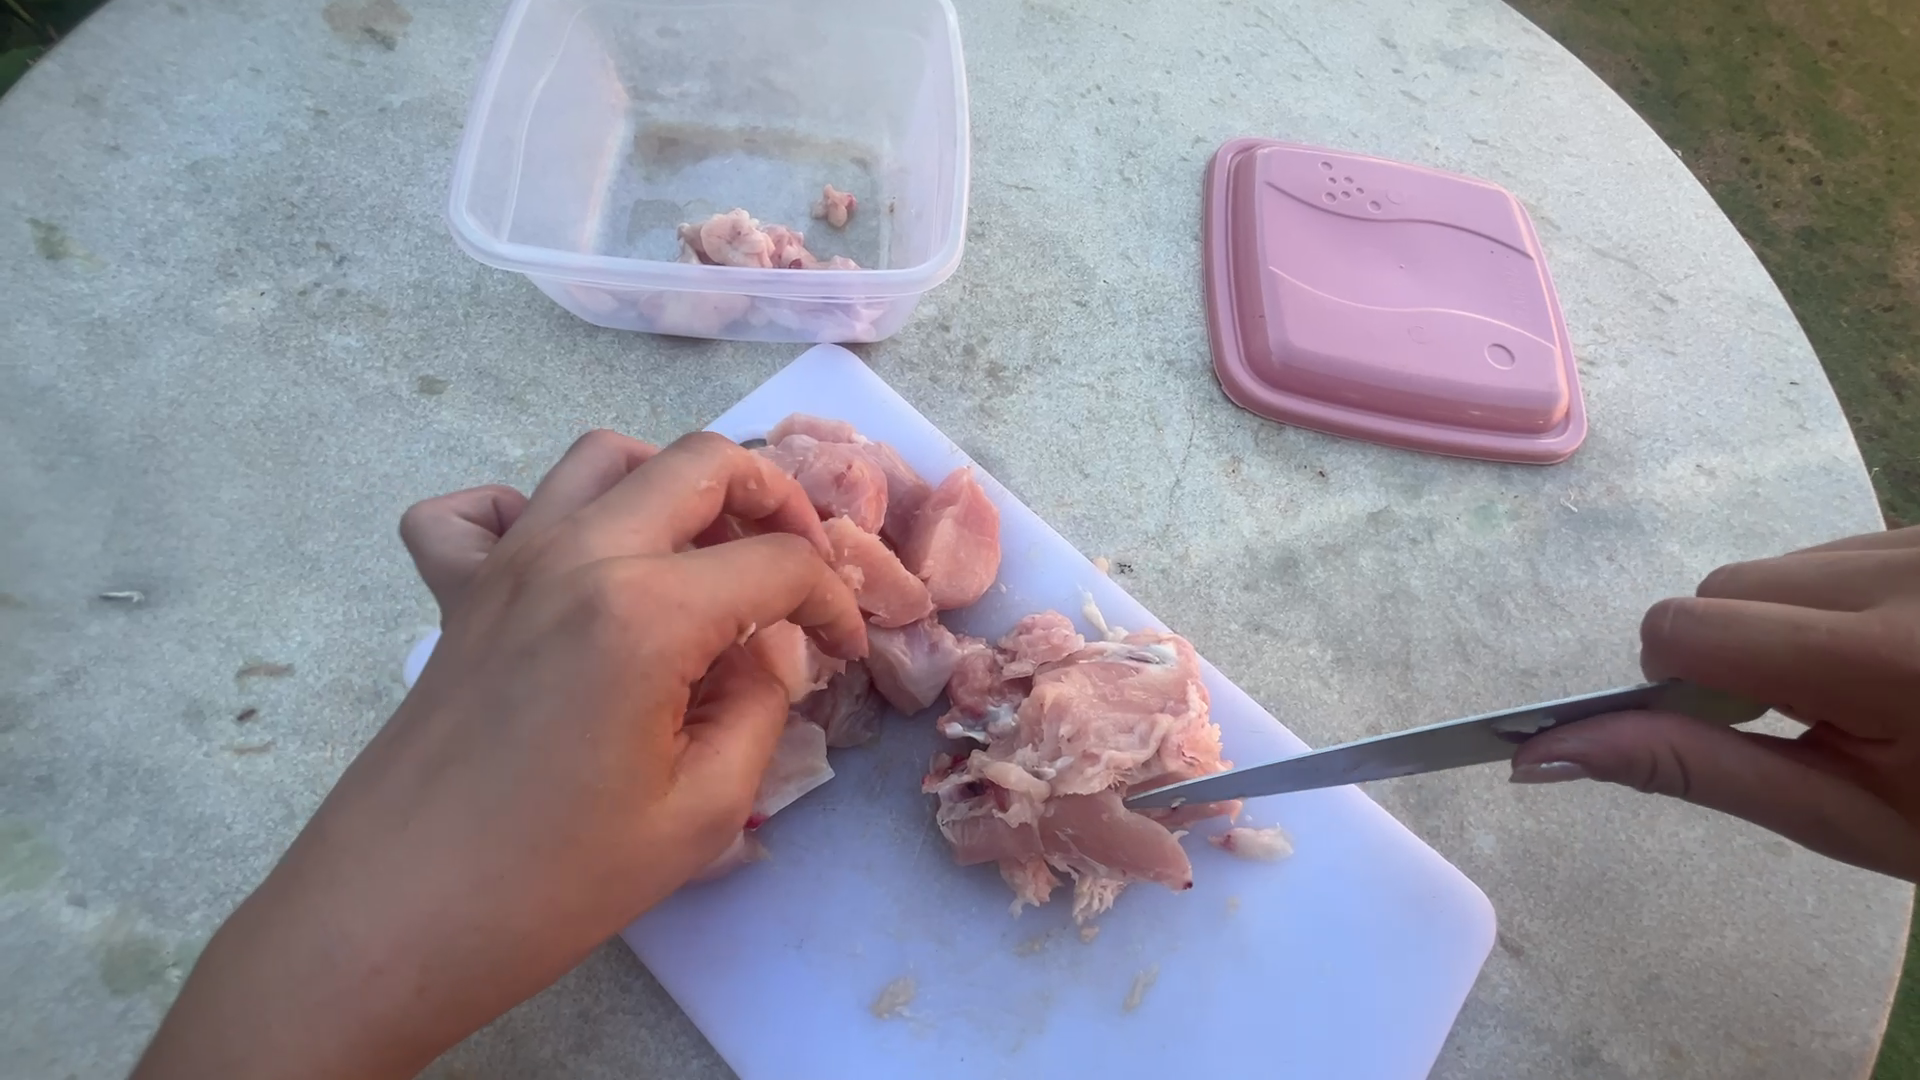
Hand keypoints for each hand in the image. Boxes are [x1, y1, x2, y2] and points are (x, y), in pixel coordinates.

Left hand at [133, 430, 867, 1079]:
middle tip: (799, 565)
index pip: (781, 564)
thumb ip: (765, 701)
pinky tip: (573, 561)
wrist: (387, 930)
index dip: (834, 601)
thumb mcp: (708, 808)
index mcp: (648, 611)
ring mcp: (507, 560)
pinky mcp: (457, 588)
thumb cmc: (559, 880)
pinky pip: (488, 506)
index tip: (845, 647)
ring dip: (676, 484)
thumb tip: (772, 643)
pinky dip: (539, 510)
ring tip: (704, 548)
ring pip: (608, 456)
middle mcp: (579, 554)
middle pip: (706, 462)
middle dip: (778, 501)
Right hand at [1512, 526, 1919, 880]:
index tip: (1752, 721)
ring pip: (1782, 564)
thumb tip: (1534, 754)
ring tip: (1890, 678)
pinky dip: (1850, 596)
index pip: (1683, 625)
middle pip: (1726, 585)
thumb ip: (1690, 768)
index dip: (1682, 676)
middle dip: (1740, 647)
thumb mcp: (1855, 819)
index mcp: (1885, 658)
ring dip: (1794, 620)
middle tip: (1832, 712)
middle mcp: (1914, 572)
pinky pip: (1848, 547)